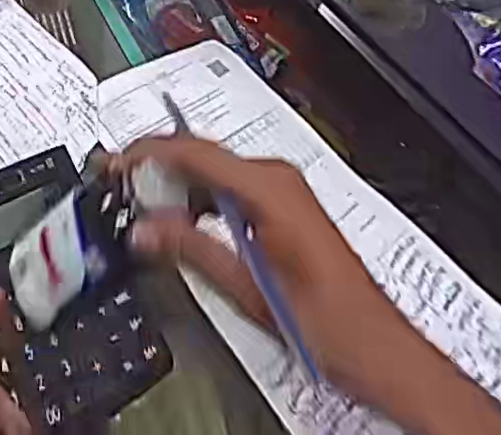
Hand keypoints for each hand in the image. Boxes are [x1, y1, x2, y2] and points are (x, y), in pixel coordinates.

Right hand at [114, 136, 500, 434]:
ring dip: (175, 183)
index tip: (117, 163)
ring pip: (210, 168)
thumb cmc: (333, 325)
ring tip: (145, 205)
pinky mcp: (280, 201)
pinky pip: (227, 183)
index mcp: (268, 188)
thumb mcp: (247, 289)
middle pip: (199, 154)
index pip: (191, 150)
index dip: (145, 153)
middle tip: (122, 184)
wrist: (383, 350)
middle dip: (155, 168)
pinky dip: (198, 195)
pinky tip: (182, 217)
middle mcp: (275, 177)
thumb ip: (189, 248)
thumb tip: (145, 227)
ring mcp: (280, 186)